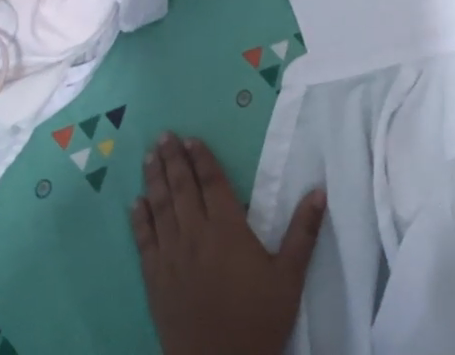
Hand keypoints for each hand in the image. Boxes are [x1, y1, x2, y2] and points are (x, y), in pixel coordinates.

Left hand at [133, 133, 326, 354]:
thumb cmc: (259, 319)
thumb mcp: (290, 276)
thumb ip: (303, 231)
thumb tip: (319, 190)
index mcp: (228, 230)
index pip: (212, 184)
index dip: (202, 159)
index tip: (191, 138)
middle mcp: (196, 236)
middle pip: (182, 189)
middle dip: (173, 160)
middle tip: (164, 135)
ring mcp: (171, 257)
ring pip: (159, 209)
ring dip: (154, 180)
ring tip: (149, 156)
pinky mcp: (155, 280)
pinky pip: (144, 242)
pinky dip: (139, 220)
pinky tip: (135, 203)